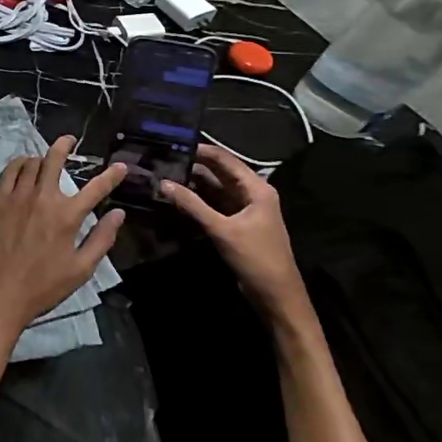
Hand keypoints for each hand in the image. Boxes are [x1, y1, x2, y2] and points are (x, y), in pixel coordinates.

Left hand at [0, 136, 125, 339]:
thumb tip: (118, 214)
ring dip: (43, 157)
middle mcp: (43, 198)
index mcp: (67, 216)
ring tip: (47, 159)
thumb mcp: (80, 270)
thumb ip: (102, 239)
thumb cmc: (42, 288)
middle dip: (65, 144)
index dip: (111, 175)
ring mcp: (17, 197)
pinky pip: (9, 171)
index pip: (96, 188)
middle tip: (70, 139)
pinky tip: (23, 166)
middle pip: (55, 159)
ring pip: (32, 163)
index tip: (121, 165)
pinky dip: (19, 163)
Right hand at [161, 144, 304, 310]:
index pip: (225, 160)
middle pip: (221, 172)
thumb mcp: (222, 230)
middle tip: (165, 160)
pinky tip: (180, 197)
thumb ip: (192, 205)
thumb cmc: (255, 258)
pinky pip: (217, 204)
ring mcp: (246, 209)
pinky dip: (200, 200)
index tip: (175, 144)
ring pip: (217, 189)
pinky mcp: (239, 224)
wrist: (277, 296)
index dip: (201, 151)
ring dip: (196, 183)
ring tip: (167, 175)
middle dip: (195, 166)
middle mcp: (253, 193)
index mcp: (257, 188)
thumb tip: (164, 184)